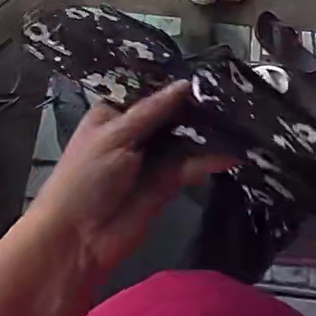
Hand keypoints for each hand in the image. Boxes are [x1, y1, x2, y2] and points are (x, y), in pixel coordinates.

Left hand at [24, 81, 236, 278]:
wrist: (77, 241)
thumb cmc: (85, 178)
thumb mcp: (115, 135)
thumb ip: (153, 111)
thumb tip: (186, 84)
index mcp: (114, 113)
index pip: (149, 91)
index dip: (175, 84)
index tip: (207, 74)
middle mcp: (135, 131)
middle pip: (172, 114)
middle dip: (197, 108)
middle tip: (231, 96)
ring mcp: (152, 157)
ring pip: (185, 139)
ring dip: (207, 132)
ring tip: (239, 120)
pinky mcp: (167, 183)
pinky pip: (191, 165)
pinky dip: (209, 159)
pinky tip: (231, 152)